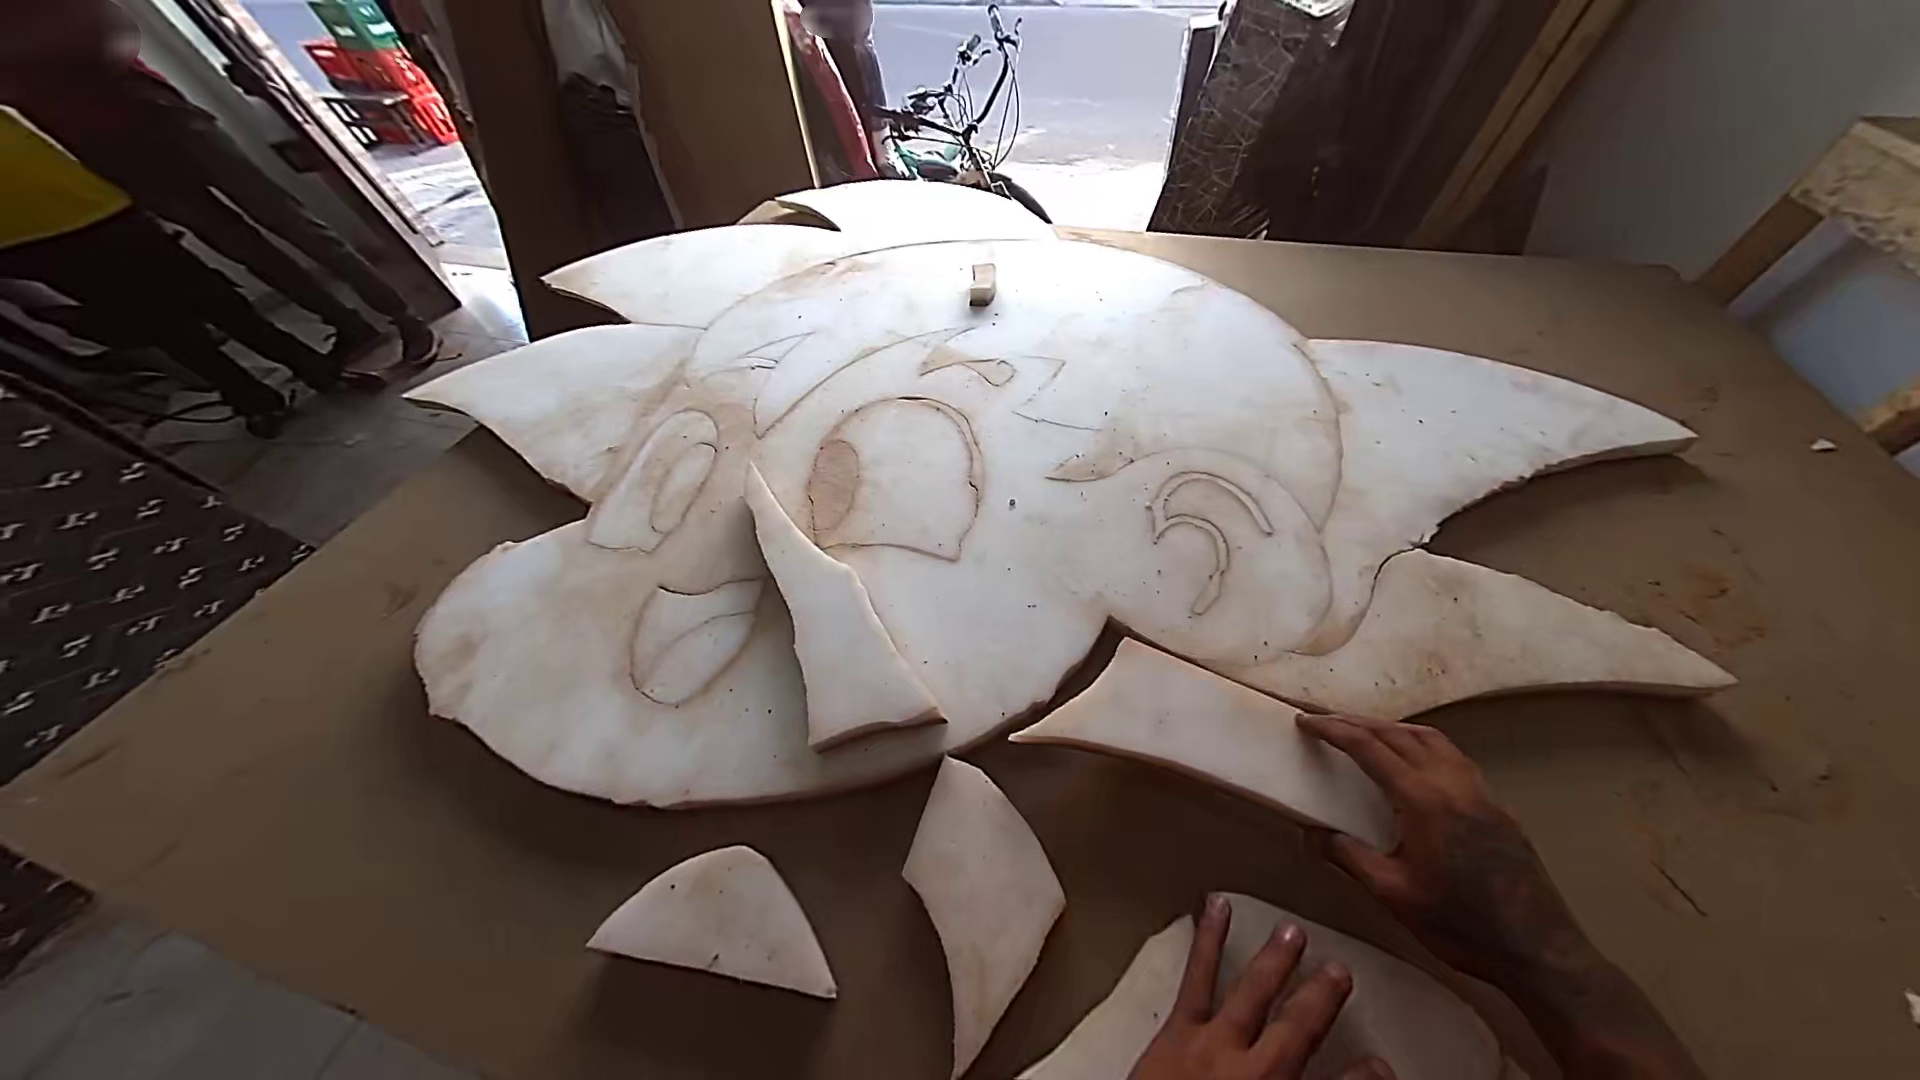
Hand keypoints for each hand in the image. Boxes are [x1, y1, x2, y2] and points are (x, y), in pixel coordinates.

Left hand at [1128, 893, 1391, 1079]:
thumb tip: (1309, 1075)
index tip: (1381, 1064)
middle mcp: (1253, 1074)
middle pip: (1298, 1032)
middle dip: (1320, 1001)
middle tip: (1340, 970)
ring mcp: (1214, 1046)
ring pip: (1253, 995)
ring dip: (1276, 962)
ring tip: (1293, 930)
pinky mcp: (1180, 1028)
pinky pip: (1198, 976)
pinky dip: (1210, 938)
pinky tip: (1217, 906)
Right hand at [1296, 715, 1592, 982]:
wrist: (1542, 956)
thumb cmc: (1461, 925)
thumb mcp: (1392, 893)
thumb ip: (1348, 856)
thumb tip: (1311, 833)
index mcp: (1423, 799)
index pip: (1368, 747)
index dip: (1332, 730)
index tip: (1305, 722)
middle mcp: (1453, 785)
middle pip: (1398, 734)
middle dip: (1357, 722)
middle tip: (1326, 722)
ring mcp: (1481, 794)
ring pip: (1431, 739)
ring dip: (1392, 728)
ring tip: (1366, 732)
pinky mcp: (1498, 809)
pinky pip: (1453, 757)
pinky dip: (1422, 744)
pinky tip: (1414, 762)